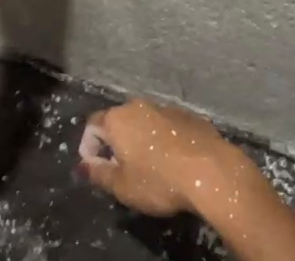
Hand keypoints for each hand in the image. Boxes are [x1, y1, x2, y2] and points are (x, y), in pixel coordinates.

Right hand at [75, 99, 241, 216]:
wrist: (212, 172)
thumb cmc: (160, 181)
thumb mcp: (123, 187)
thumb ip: (98, 174)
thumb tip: (82, 166)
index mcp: (117, 119)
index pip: (92, 125)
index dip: (88, 146)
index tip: (94, 167)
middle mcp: (138, 106)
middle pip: (119, 121)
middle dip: (116, 142)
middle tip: (122, 168)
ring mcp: (166, 108)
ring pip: (146, 122)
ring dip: (143, 140)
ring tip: (151, 166)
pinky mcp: (191, 117)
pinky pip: (169, 126)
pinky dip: (166, 140)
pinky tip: (176, 161)